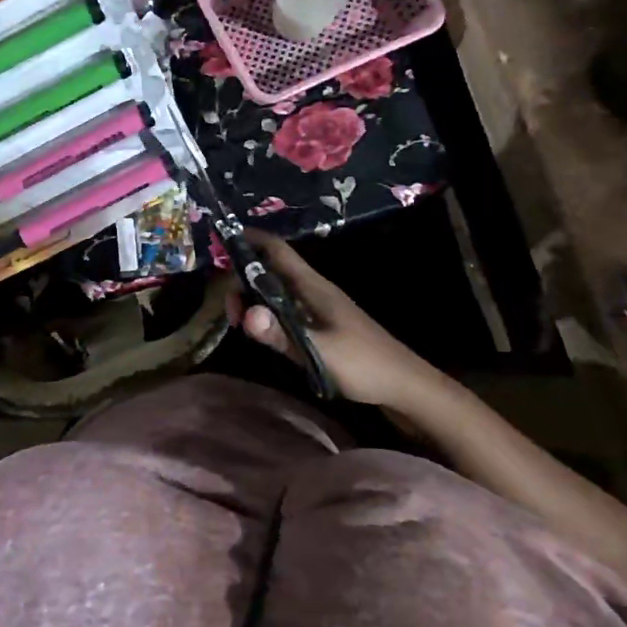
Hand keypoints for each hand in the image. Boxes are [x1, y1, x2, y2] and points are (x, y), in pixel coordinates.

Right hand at [229, 230, 443, 407]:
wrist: (406, 387)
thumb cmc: (365, 365)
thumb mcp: (320, 352)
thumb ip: (282, 334)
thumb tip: (246, 313)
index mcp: (313, 287)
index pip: (276, 249)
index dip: (249, 239)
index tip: (220, 242)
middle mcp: (312, 290)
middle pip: (269, 270)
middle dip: (242, 279)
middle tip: (228, 308)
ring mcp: (316, 307)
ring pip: (274, 290)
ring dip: (252, 298)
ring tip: (239, 322)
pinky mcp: (319, 325)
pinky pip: (283, 307)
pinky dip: (266, 312)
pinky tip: (261, 331)